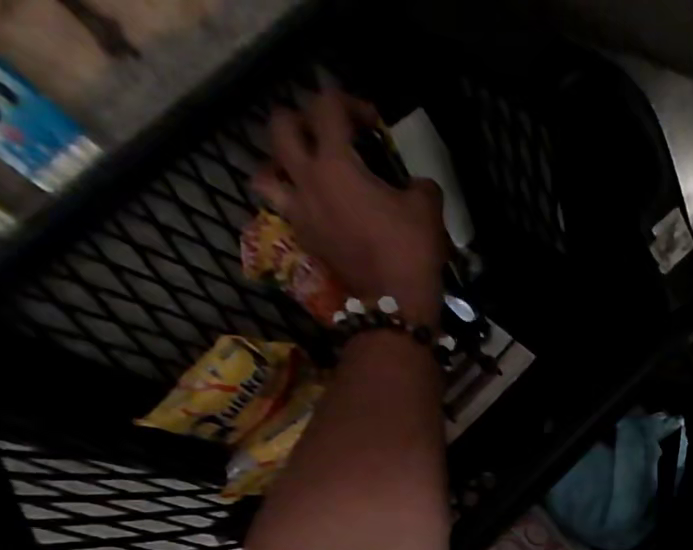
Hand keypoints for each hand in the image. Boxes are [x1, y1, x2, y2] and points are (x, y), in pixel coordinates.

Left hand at [253, 80, 448, 328]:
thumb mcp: (428, 207)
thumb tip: (413, 186)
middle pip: (281, 128)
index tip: (372, 123)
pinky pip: (282, 208)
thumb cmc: (410, 249)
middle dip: (304, 120)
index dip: (349, 103)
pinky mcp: (304, 238)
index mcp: (336, 164)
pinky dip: (293, 200)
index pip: (327, 108)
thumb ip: (417, 184)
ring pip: (264, 172)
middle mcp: (307, 181)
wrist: (394, 302)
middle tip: (330, 136)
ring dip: (280, 162)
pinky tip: (315, 206)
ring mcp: (300, 212)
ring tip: (303, 169)